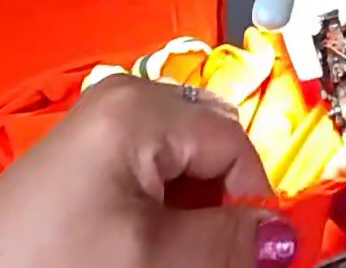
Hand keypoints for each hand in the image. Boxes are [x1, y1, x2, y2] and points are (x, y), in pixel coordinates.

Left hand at [0, 75, 299, 267]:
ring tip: (172, 256)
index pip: (232, 139)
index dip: (254, 199)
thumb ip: (227, 244)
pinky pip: (149, 166)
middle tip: (207, 259)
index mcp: (142, 104)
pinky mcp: (86, 147)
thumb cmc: (57, 265)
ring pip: (181, 158)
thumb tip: (288, 237)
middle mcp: (125, 95)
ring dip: (194, 210)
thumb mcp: (152, 260)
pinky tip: (144, 244)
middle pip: (207, 142)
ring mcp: (102, 118)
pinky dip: (163, 205)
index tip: (259, 258)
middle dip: (222, 203)